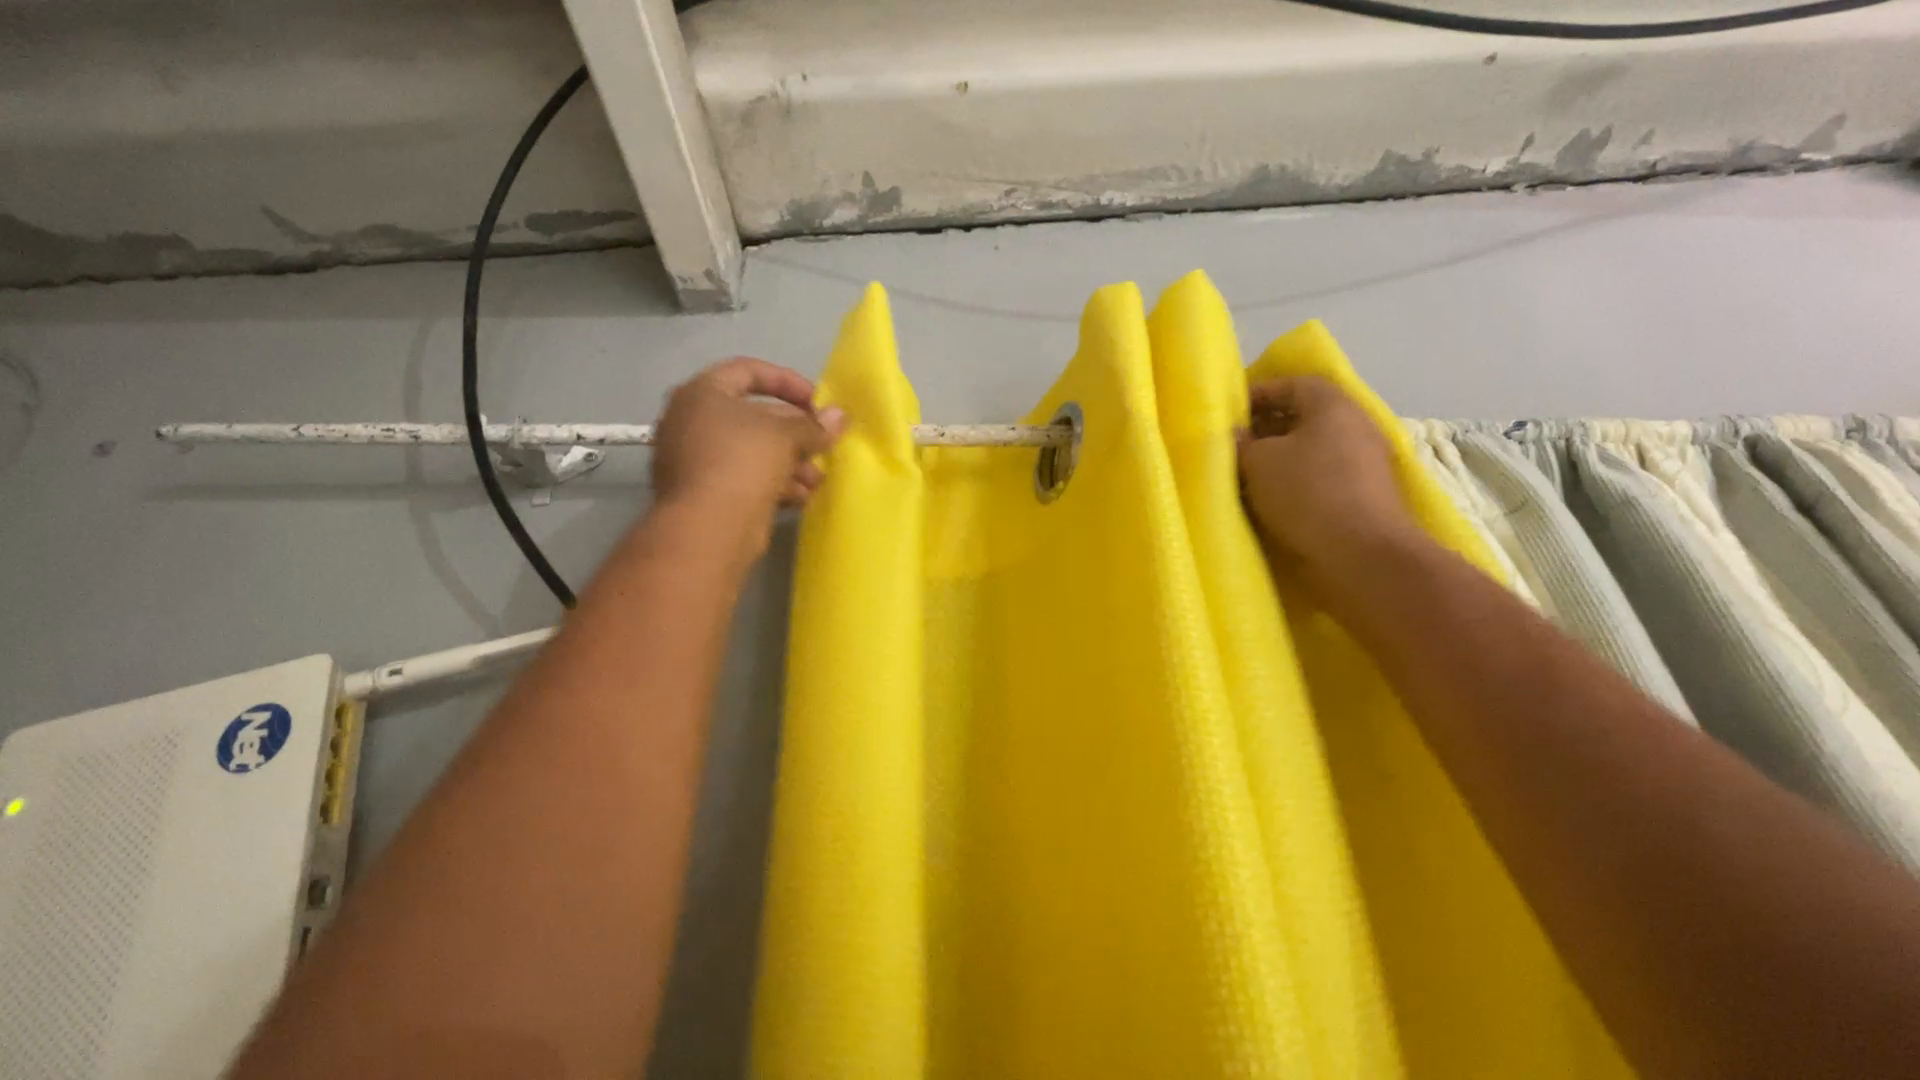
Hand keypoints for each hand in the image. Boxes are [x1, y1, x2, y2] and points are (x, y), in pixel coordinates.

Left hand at [652, 357, 845, 517]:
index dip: (787, 381)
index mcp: (702, 393)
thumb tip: (839, 417)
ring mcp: (695, 458)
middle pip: (753, 415)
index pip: (748, 371)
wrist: (708, 527)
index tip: (817, 402)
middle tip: (823, 444)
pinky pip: (744, 477)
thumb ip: (813, 424)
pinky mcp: (704, 492)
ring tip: (817, 479)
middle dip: (795, 431)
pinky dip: (773, 482)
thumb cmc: (742, 462)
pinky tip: (801, 497)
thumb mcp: (785, 435)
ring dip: (790, 462)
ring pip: (752, 451)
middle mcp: (691, 420)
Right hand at [1237, 376, 1421, 586]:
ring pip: (1311, 450)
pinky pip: (1320, 477)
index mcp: (1333, 404)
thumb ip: (1241, 442)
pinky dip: (1295, 482)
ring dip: (1278, 460)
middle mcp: (1354, 425)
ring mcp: (1363, 462)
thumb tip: (1236, 435)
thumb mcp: (1258, 461)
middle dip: (1265, 429)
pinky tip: (1271, 500)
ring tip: (1245, 477)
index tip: (1229, 414)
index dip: (1257, 394)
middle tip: (1233, 447)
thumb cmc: (1307, 492)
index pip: (1291, 384)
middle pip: (1303, 417)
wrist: (1362, 553)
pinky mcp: (1363, 495)